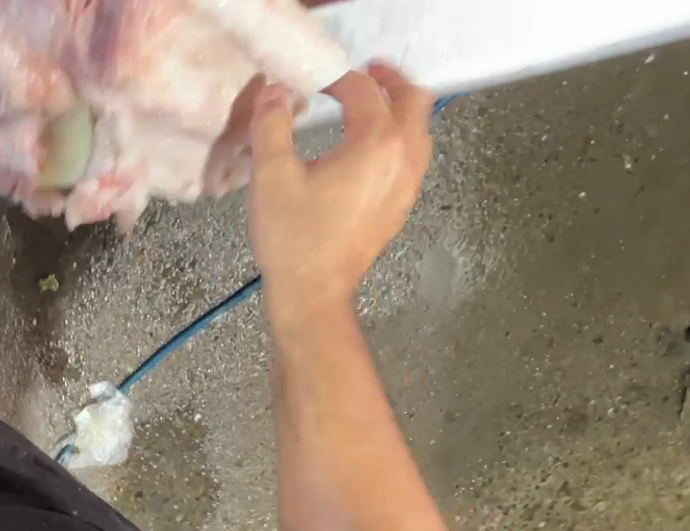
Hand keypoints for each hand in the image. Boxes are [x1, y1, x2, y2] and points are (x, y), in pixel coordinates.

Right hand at [247, 63, 432, 313]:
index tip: (315, 84)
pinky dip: (398, 142)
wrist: (311, 293)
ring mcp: (407, 184)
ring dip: (398, 111)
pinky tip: (371, 154)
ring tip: (371, 111)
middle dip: (387, 83)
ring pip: (419, 129)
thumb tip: (275, 94)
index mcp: (375, 142)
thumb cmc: (291, 239)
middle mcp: (403, 156)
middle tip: (362, 78)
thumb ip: (272, 128)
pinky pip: (412, 158)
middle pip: (412, 99)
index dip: (339, 80)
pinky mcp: (399, 207)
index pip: (364, 91)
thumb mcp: (270, 179)